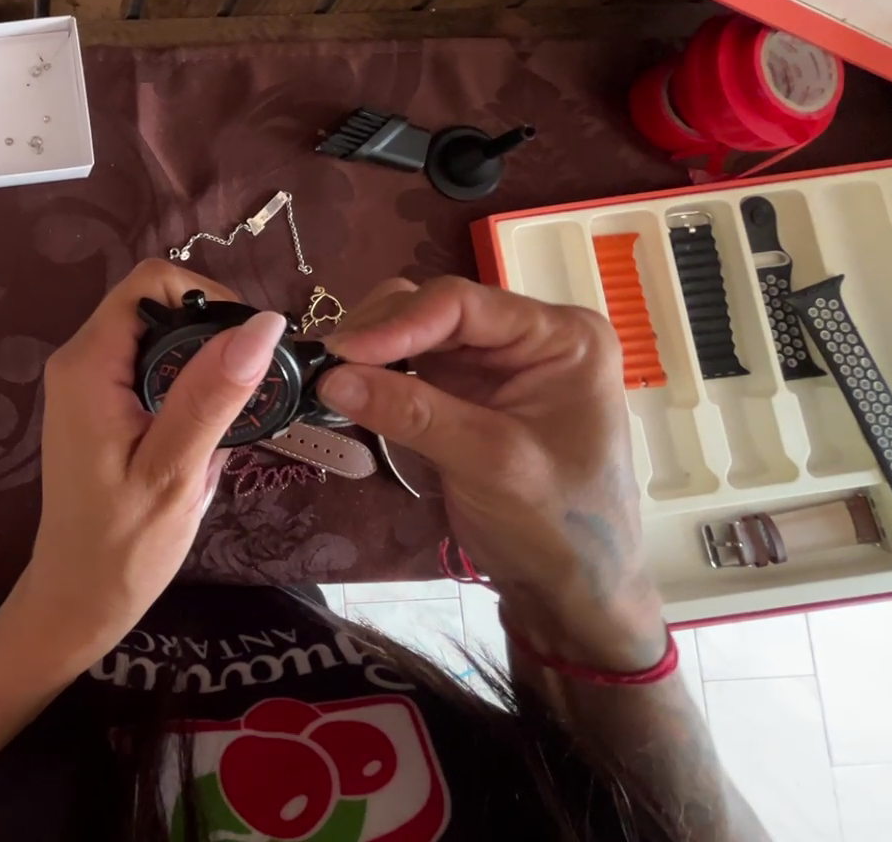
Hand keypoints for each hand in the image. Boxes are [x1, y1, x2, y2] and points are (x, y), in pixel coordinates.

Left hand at [18, 259, 286, 658]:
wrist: (78, 596)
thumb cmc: (122, 546)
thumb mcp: (174, 471)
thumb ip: (212, 394)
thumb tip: (263, 324)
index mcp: (87, 364)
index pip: (151, 281)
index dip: (207, 296)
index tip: (251, 344)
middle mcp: (80, 360)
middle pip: (156, 303)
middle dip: (211, 330)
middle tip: (255, 382)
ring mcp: (87, 381)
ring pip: (158, 334)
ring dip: (205, 359)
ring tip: (240, 408)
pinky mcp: (100, 403)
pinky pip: (150, 365)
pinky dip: (189, 381)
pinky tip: (212, 424)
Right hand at [314, 276, 666, 671]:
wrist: (568, 586)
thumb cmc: (557, 525)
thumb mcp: (489, 464)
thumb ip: (413, 414)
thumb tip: (328, 380)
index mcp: (558, 337)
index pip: (460, 304)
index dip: (395, 323)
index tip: (339, 354)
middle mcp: (521, 335)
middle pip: (428, 307)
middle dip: (374, 334)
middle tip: (324, 368)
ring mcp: (486, 360)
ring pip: (406, 328)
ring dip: (365, 349)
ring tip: (329, 380)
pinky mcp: (456, 386)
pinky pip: (401, 361)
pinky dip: (369, 370)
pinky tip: (345, 388)